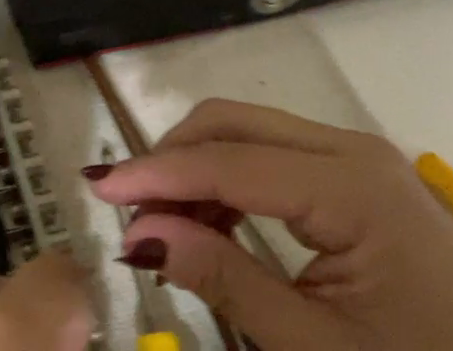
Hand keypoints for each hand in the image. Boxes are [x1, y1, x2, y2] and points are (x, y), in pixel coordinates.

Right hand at [86, 99, 452, 350]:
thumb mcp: (313, 347)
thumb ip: (223, 279)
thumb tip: (138, 232)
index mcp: (354, 187)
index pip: (229, 161)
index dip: (156, 173)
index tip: (95, 190)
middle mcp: (353, 151)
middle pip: (232, 124)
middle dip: (171, 159)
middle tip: (129, 214)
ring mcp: (357, 160)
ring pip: (245, 133)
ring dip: (194, 168)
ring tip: (163, 226)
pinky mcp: (355, 177)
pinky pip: (270, 156)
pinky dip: (225, 180)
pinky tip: (207, 222)